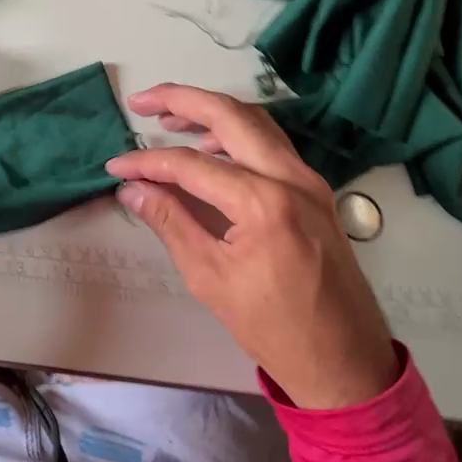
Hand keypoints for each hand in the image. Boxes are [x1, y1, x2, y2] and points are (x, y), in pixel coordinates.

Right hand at [108, 84, 398, 409]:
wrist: (345, 362)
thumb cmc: (273, 326)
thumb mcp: (209, 277)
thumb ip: (169, 222)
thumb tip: (131, 188)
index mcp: (263, 203)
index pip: (190, 164)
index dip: (146, 162)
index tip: (116, 167)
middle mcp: (291, 178)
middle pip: (230, 115)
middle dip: (181, 100)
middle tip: (142, 101)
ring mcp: (309, 180)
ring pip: (255, 121)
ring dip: (210, 111)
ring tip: (169, 119)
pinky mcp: (315, 190)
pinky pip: (271, 142)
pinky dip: (236, 131)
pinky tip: (210, 145)